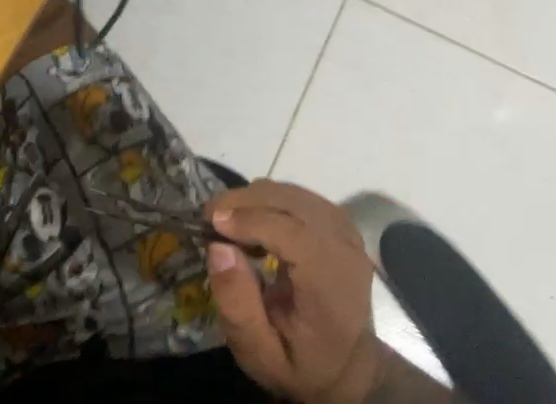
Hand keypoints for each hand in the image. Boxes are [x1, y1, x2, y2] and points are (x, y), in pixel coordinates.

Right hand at [205, 181, 383, 403]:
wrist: (344, 362)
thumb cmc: (298, 361)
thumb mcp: (259, 354)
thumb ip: (238, 307)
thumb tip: (218, 248)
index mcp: (332, 289)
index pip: (298, 236)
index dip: (254, 221)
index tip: (214, 224)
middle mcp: (346, 252)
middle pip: (293, 204)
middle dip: (245, 202)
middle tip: (208, 217)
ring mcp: (346, 233)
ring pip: (292, 193)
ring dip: (253, 198)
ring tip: (225, 220)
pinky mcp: (338, 222)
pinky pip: (297, 195)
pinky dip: (267, 199)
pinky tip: (250, 219)